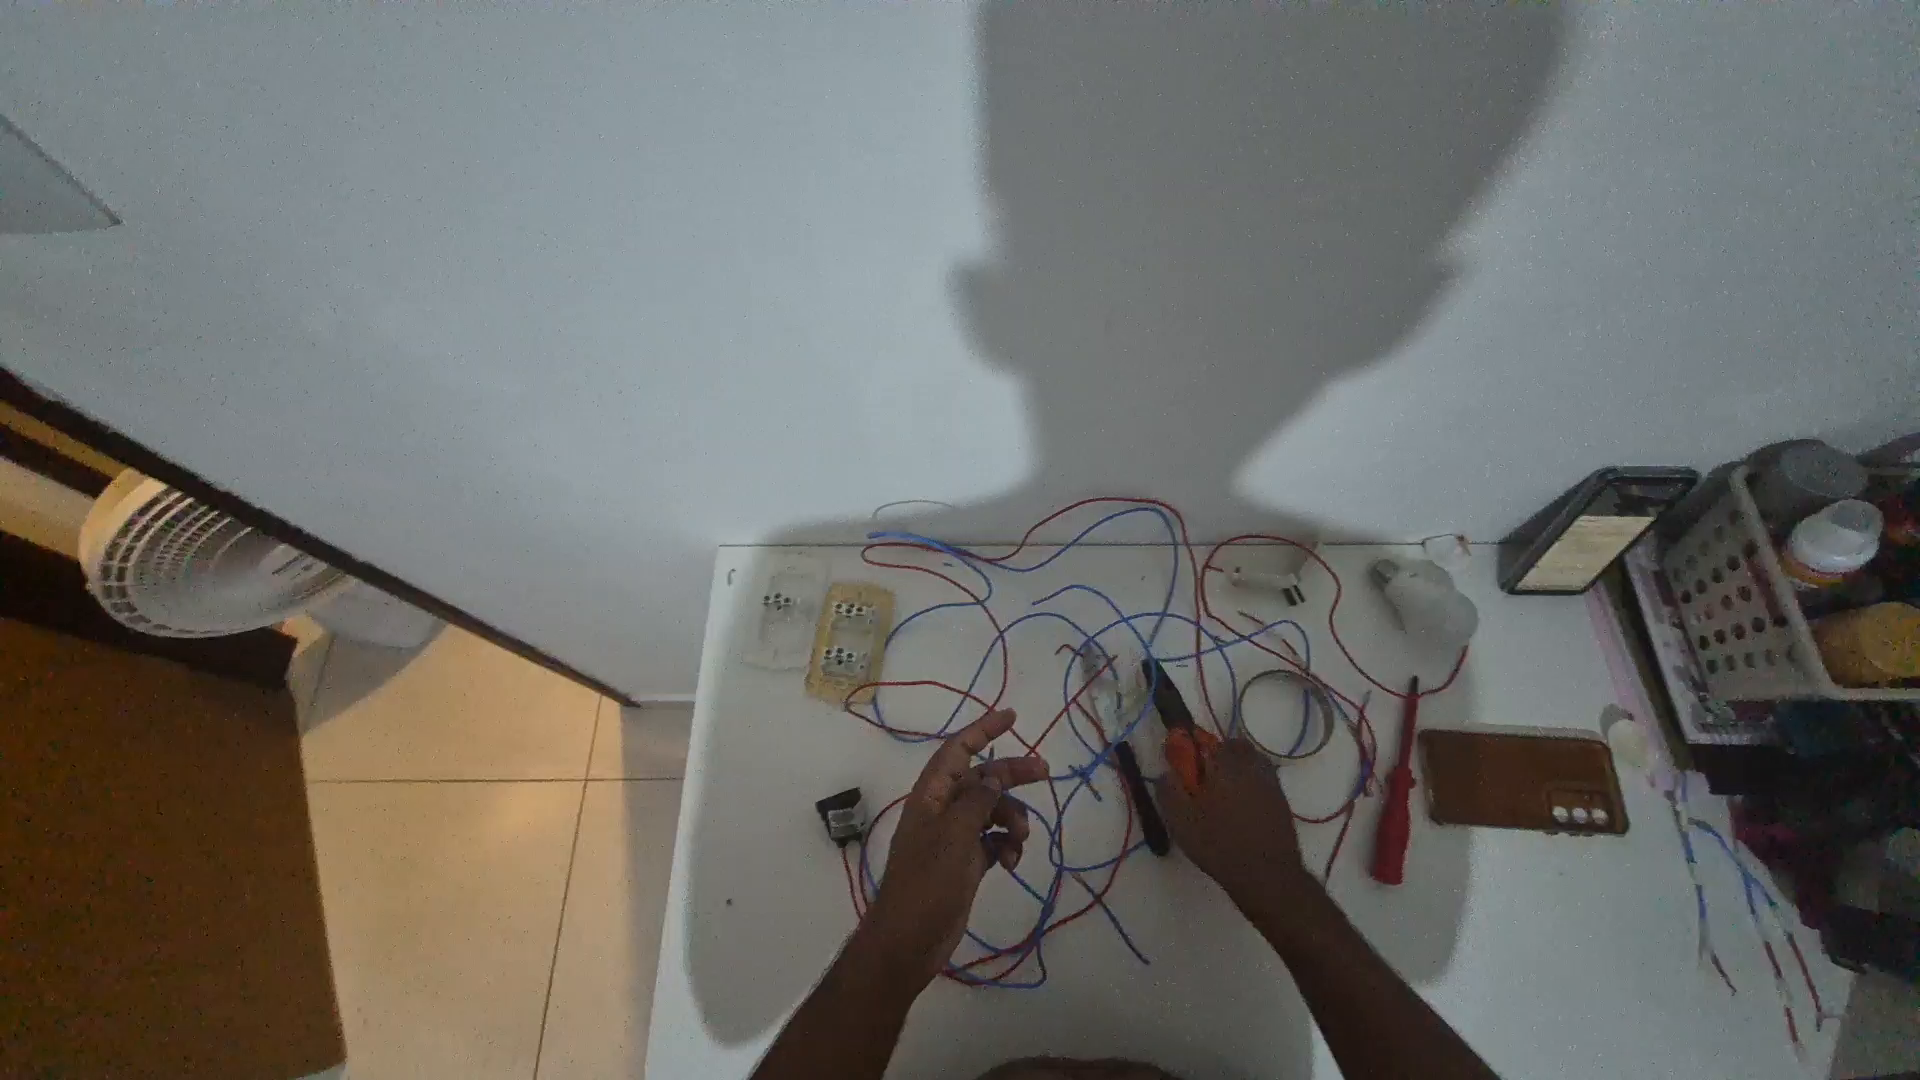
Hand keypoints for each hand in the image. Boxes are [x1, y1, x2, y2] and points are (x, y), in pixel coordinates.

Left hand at [858, 709, 1048, 988]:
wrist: (909, 941)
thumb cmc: (927, 883)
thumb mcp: (954, 835)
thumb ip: (977, 800)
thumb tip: (995, 774)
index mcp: (931, 794)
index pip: (958, 750)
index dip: (983, 730)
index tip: (1012, 717)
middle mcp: (942, 809)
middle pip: (983, 779)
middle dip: (1012, 775)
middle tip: (1045, 772)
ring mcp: (954, 837)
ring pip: (993, 812)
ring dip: (1012, 821)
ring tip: (1020, 842)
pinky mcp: (965, 863)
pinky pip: (994, 841)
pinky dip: (1006, 846)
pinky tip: (1011, 862)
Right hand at [1155, 738, 1316, 908]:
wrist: (1266, 875)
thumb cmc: (1218, 844)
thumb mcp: (1181, 819)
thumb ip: (1169, 789)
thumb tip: (1168, 772)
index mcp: (1223, 764)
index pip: (1206, 739)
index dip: (1193, 747)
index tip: (1186, 764)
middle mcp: (1250, 766)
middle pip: (1234, 746)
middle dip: (1219, 753)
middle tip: (1205, 778)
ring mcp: (1270, 782)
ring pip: (1252, 760)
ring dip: (1237, 766)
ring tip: (1224, 793)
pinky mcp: (1282, 801)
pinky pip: (1263, 779)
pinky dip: (1252, 783)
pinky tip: (1241, 807)